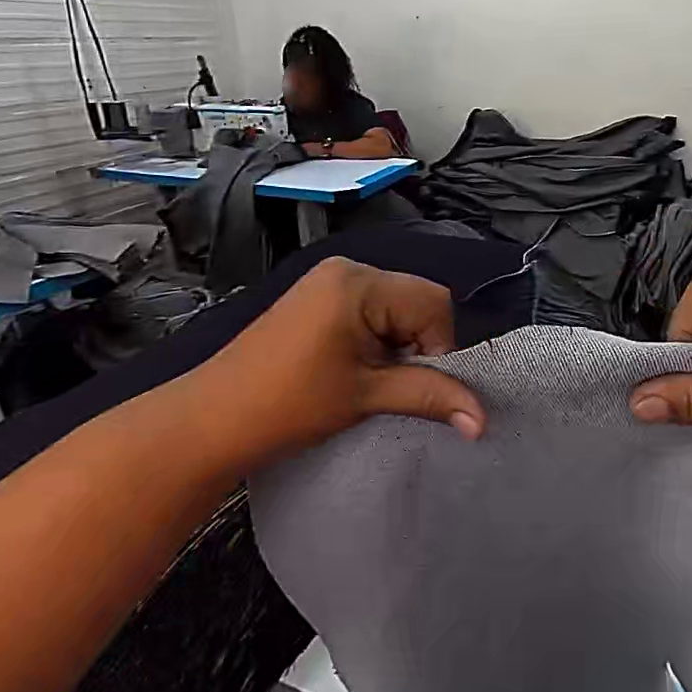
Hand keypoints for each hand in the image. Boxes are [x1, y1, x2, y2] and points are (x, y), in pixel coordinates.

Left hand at [183, 258, 485, 469]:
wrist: (209, 421)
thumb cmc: (287, 405)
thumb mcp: (365, 396)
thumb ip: (430, 395)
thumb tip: (483, 421)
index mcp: (359, 282)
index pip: (433, 302)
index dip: (438, 346)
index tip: (414, 383)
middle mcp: (347, 269)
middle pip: (415, 300)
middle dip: (416, 344)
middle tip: (388, 383)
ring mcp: (327, 281)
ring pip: (394, 307)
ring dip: (396, 344)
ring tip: (366, 379)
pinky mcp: (316, 297)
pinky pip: (369, 310)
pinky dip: (375, 339)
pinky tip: (352, 368)